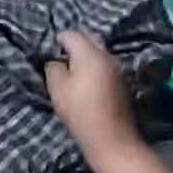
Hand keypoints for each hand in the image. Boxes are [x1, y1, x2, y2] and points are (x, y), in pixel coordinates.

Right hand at [44, 32, 142, 159]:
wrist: (111, 138)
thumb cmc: (80, 110)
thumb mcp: (57, 88)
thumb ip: (53, 68)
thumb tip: (56, 62)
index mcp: (89, 53)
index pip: (72, 35)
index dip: (59, 38)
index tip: (51, 47)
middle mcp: (106, 55)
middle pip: (90, 38)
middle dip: (75, 42)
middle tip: (62, 53)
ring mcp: (117, 68)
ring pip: (99, 51)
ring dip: (87, 53)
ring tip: (73, 66)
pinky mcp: (122, 81)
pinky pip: (105, 64)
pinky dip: (95, 65)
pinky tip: (87, 78)